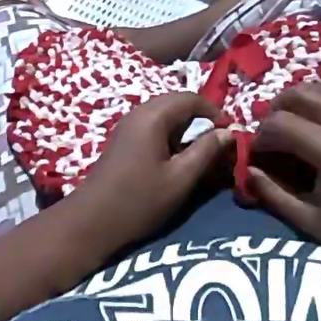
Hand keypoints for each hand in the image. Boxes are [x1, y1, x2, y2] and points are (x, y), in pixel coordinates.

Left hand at [64, 93, 231, 252]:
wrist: (89, 223)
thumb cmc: (138, 201)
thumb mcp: (180, 178)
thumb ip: (206, 151)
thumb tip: (228, 132)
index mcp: (153, 117)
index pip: (191, 98)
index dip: (215, 111)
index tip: (231, 131)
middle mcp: (139, 113)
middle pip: (177, 102)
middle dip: (202, 116)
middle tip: (219, 139)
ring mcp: (129, 125)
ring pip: (166, 113)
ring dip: (187, 125)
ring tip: (203, 148)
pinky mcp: (124, 139)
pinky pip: (154, 125)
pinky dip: (172, 133)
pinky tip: (178, 156)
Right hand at [244, 83, 320, 279]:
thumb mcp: (313, 223)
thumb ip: (275, 195)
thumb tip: (247, 171)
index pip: (280, 124)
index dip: (260, 137)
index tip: (256, 155)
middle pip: (298, 93)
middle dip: (275, 111)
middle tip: (270, 137)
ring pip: (319, 86)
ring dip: (297, 100)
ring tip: (289, 126)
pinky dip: (320, 98)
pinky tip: (315, 122)